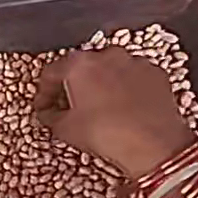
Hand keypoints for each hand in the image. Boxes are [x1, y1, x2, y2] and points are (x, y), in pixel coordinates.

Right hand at [32, 47, 194, 177]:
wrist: (153, 143)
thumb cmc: (104, 133)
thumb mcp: (64, 130)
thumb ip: (50, 116)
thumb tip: (49, 113)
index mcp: (78, 65)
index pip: (50, 73)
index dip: (43, 93)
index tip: (43, 108)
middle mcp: (106, 55)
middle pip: (80, 67)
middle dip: (71, 86)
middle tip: (67, 108)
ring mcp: (134, 61)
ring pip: (107, 70)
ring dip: (97, 85)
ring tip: (95, 110)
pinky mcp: (155, 73)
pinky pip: (130, 77)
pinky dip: (122, 89)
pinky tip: (120, 109)